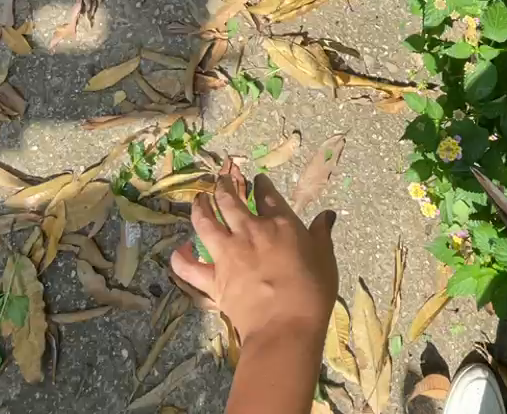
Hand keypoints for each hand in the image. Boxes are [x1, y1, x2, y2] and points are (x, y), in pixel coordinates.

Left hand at [169, 161, 337, 344]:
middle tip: (221, 179)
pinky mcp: (213, 280)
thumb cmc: (311, 292)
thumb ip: (322, 233)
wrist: (284, 328)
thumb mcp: (325, 258)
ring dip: (200, 208)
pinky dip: (181, 259)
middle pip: (230, 201)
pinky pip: (190, 268)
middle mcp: (250, 231)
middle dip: (224, 186)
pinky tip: (179, 251)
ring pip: (205, 223)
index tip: (258, 179)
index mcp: (279, 223)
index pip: (266, 194)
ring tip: (198, 199)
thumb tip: (327, 214)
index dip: (261, 184)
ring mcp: (228, 254)